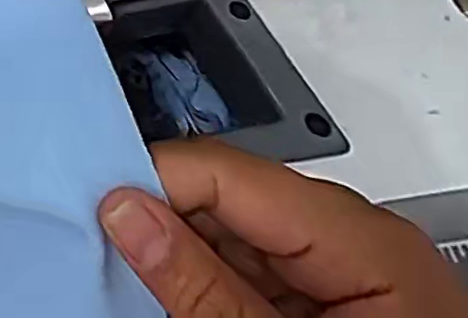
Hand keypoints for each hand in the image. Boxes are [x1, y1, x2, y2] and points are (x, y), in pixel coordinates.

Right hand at [100, 139, 467, 316]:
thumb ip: (203, 288)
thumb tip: (124, 210)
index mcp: (366, 240)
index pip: (223, 169)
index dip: (153, 181)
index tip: (101, 208)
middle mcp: (355, 237)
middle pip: (222, 194)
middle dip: (164, 220)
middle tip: (114, 252)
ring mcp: (341, 266)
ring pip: (226, 227)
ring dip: (180, 253)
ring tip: (152, 287)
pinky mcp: (326, 294)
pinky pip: (245, 262)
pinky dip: (206, 278)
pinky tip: (183, 298)